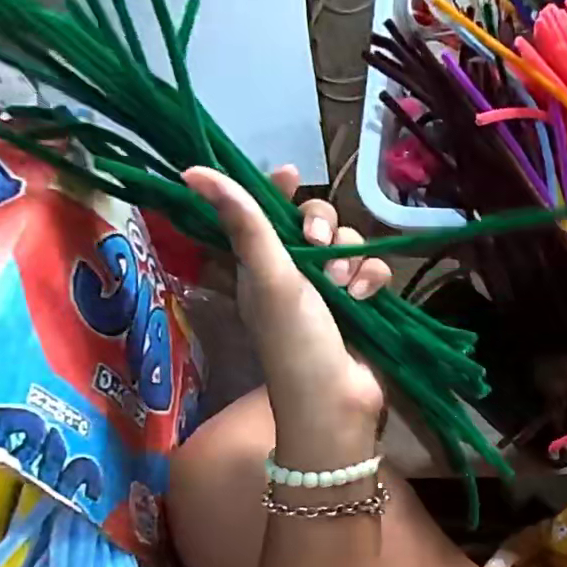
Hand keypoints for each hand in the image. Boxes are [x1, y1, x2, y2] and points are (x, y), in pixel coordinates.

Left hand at [182, 165, 391, 469]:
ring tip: (343, 288)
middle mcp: (295, 272)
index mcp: (262, 264)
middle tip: (320, 247)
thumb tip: (192, 168)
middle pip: (316, 221)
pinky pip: (373, 270)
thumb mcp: (268, 278)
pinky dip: (371, 279)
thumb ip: (245, 223)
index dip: (278, 190)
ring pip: (350, 244)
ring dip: (349, 259)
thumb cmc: (294, 340)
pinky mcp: (362, 303)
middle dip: (324, 227)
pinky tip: (364, 298)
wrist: (336, 398)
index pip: (266, 211)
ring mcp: (331, 289)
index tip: (293, 175)